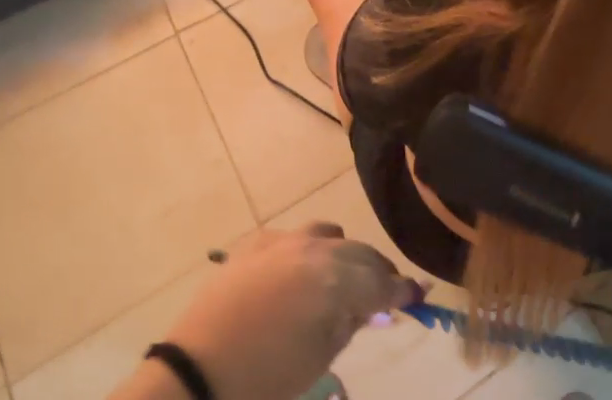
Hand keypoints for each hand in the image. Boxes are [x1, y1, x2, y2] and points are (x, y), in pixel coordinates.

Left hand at [163, 224, 421, 399]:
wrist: (196, 374)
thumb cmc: (265, 376)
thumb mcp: (319, 358)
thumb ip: (349, 323)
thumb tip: (369, 308)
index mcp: (336, 279)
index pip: (383, 281)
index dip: (402, 290)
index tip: (415, 296)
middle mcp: (315, 250)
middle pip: (361, 253)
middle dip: (377, 272)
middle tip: (384, 294)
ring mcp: (282, 242)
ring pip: (329, 235)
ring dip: (342, 254)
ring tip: (340, 279)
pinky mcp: (253, 245)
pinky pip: (292, 237)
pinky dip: (304, 251)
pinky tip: (298, 274)